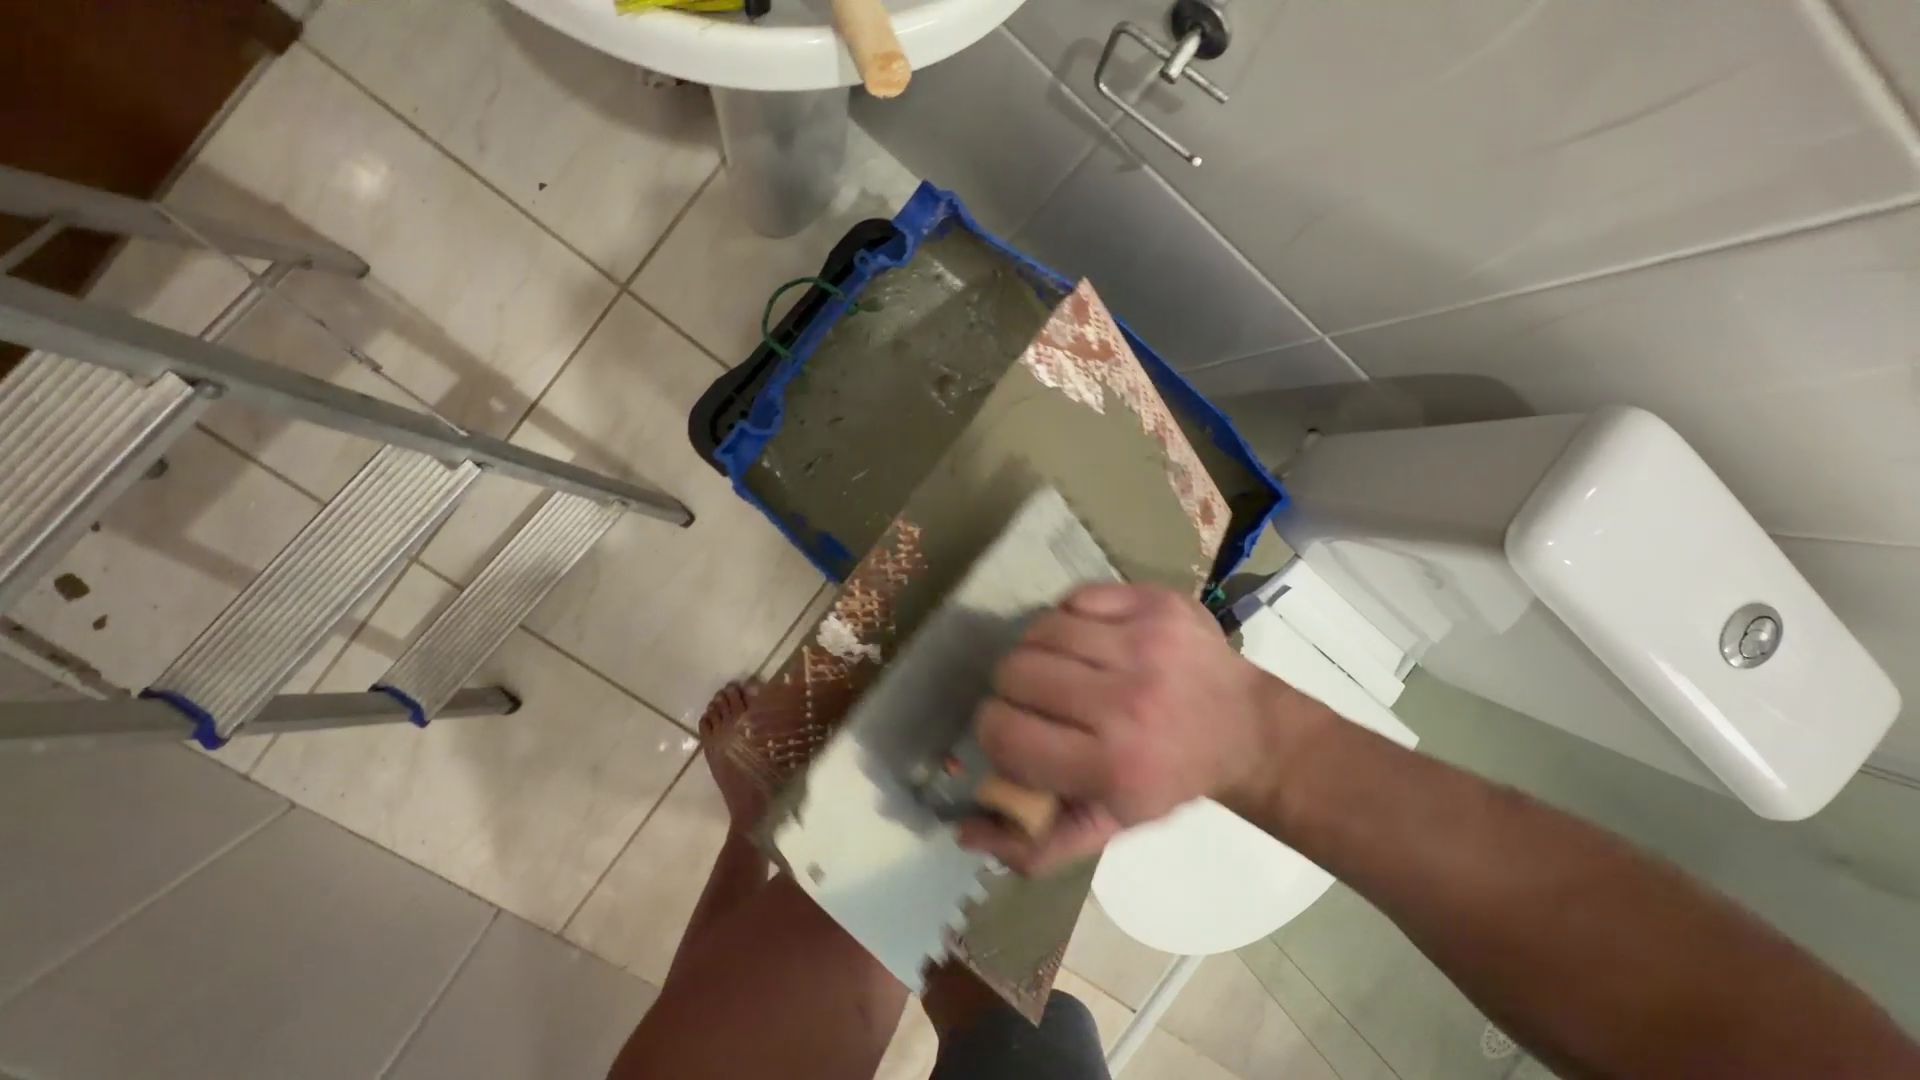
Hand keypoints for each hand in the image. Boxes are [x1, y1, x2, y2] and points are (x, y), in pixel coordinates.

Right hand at [959, 582, 1279, 874]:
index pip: (1004, 732)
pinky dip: (1071, 618)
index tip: (1013, 736)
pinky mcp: (1158, 604)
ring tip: (1061, 669)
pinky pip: (1075, 598)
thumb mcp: (1108, 825)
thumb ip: (1035, 844)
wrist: (1245, 729)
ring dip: (1037, 650)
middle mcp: (1128, 701)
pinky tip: (1090, 642)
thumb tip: (965, 832)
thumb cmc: (1167, 779)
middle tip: (1036, 701)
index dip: (995, 733)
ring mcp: (1146, 644)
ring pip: (1038, 629)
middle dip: (1011, 689)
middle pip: (1013, 672)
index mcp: (1112, 766)